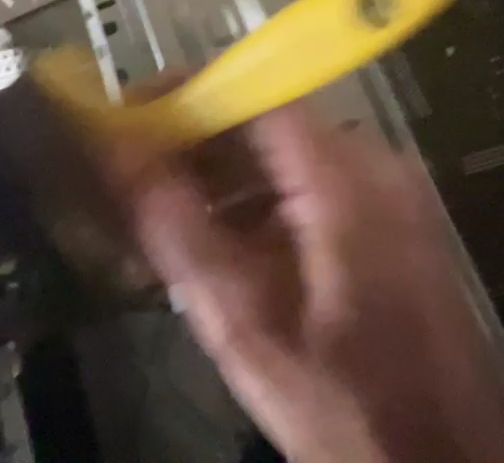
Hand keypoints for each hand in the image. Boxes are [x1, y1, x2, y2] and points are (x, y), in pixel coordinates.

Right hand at [106, 102, 503, 462]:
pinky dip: (253, 200)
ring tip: (160, 213)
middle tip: (131, 174)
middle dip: (192, 140)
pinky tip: (215, 243)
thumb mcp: (246, 326)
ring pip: (282, 153)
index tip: (128, 114)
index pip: (256, 96)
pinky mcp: (386, 223)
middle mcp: (374, 168)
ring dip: (218, 174)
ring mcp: (387, 194)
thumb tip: (116, 152)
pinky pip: (305, 184)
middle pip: (266, 120)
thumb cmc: (348, 408)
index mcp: (347, 182)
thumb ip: (177, 230)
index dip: (186, 94)